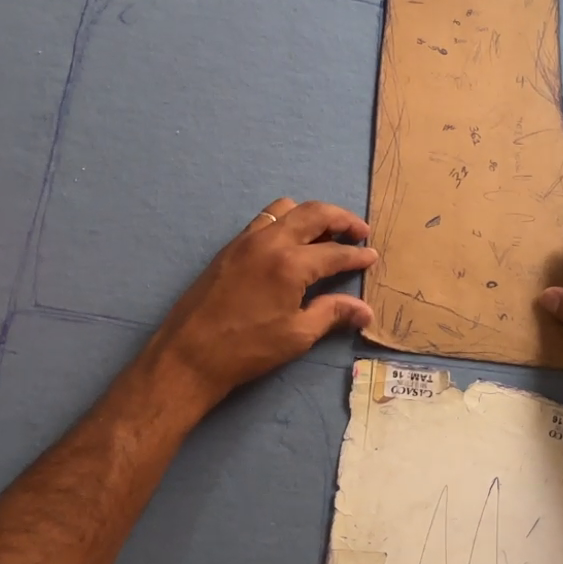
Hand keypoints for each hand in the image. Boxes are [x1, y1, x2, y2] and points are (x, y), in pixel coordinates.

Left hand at [147, 199, 377, 403]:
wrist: (190, 354)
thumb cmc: (247, 349)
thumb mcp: (297, 335)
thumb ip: (332, 313)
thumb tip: (365, 310)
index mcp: (291, 263)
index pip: (334, 252)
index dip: (357, 255)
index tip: (372, 256)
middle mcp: (270, 241)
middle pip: (314, 214)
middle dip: (342, 219)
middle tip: (360, 231)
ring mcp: (246, 240)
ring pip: (286, 209)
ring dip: (311, 214)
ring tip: (326, 232)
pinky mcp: (230, 247)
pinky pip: (265, 219)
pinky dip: (286, 221)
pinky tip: (292, 243)